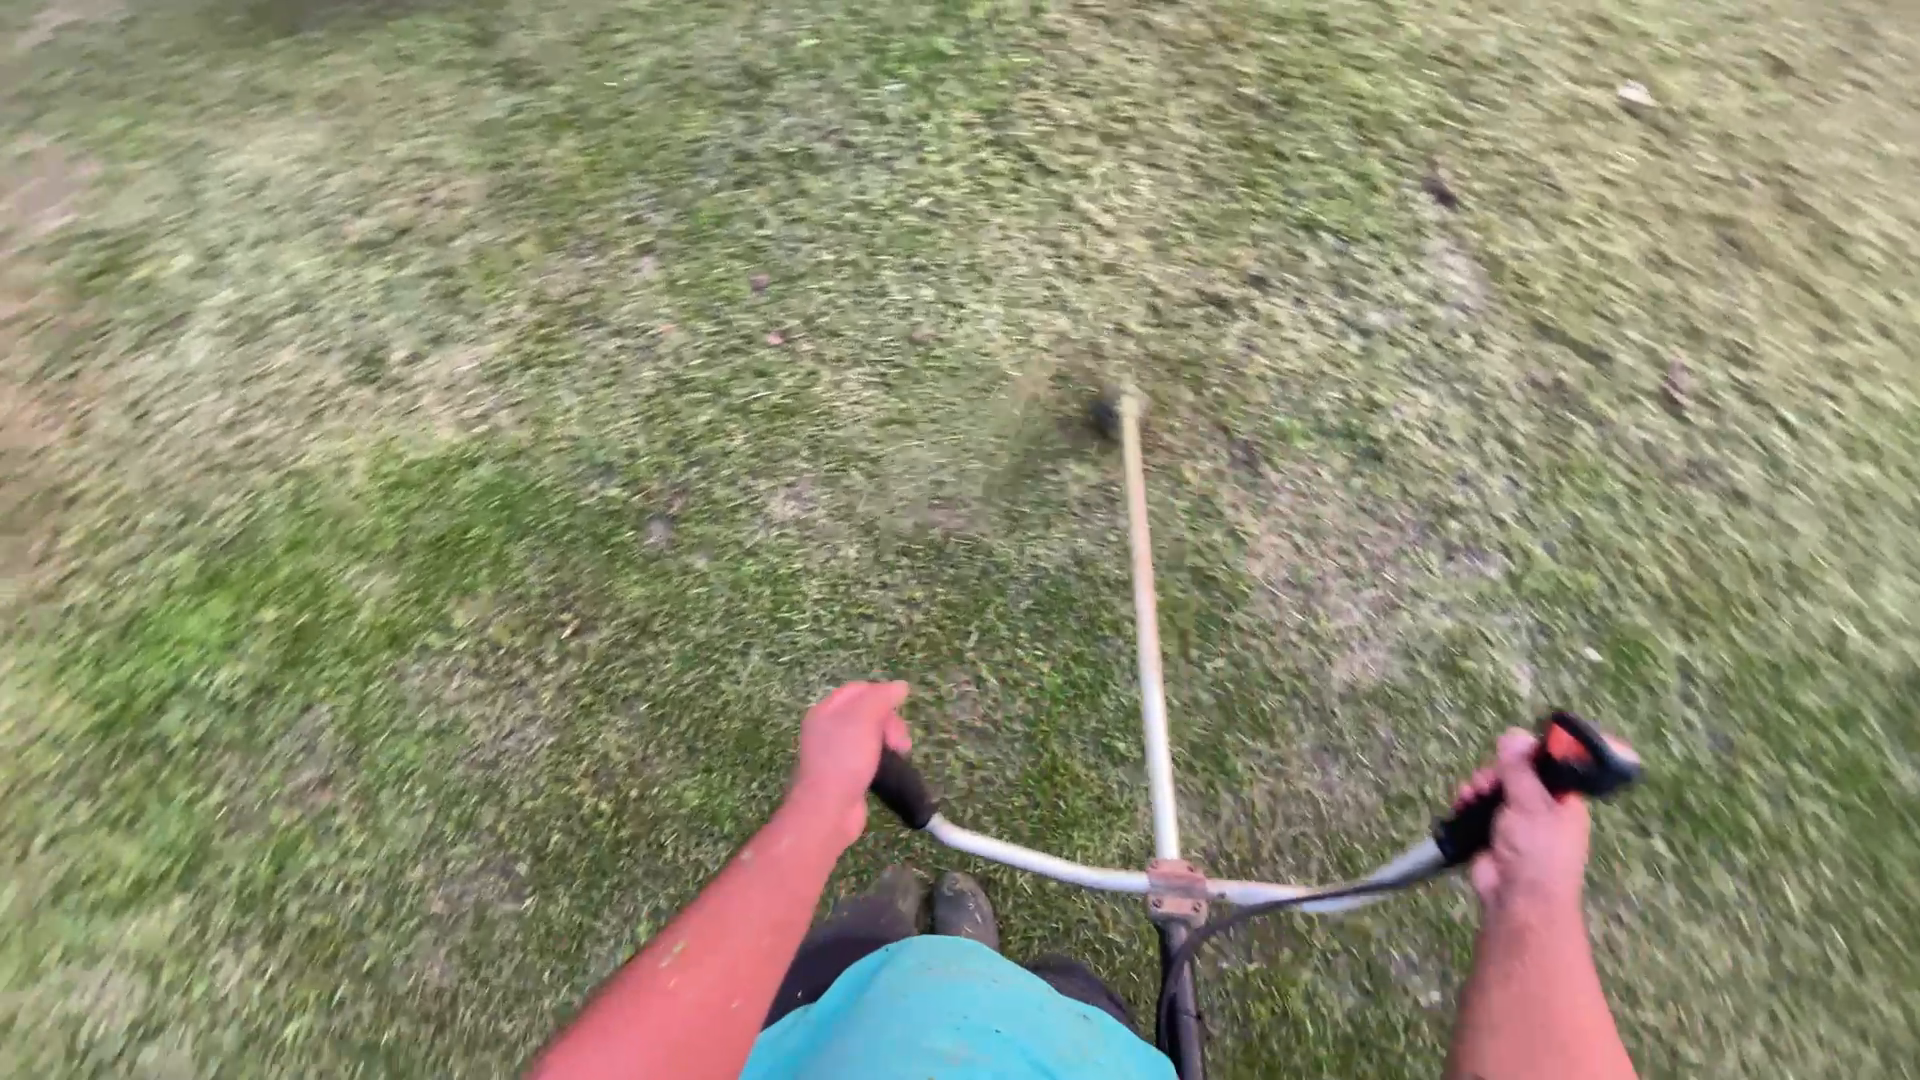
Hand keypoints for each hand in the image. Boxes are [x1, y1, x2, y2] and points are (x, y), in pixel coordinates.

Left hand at [785, 681, 911, 850]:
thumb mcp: (864, 719)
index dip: (882, 695)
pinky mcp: (847, 772)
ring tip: (901, 754)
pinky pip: (870, 755)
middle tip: (899, 741)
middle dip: (889, 722)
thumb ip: (882, 697)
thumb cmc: (844, 758)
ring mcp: (837, 752)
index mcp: (827, 710)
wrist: (828, 810)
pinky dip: (883, 758)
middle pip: (868, 711)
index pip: (859, 689)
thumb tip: (901, 686)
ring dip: (890, 740)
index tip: (899, 709)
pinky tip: (890, 767)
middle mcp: (829, 728)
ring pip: (872, 734)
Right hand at [1454, 729, 1590, 913]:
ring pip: (1492, 789)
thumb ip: (1520, 768)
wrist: (1517, 896)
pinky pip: (1477, 806)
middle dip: (1493, 775)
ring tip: (1469, 798)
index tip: (1507, 757)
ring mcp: (1516, 821)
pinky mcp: (1492, 831)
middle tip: (1486, 784)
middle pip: (1512, 774)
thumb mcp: (1531, 803)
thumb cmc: (1536, 850)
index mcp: (1562, 800)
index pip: (1543, 766)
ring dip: (1477, 788)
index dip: (1523, 757)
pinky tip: (1461, 807)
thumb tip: (1516, 733)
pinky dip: (1467, 803)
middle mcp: (1541, 808)